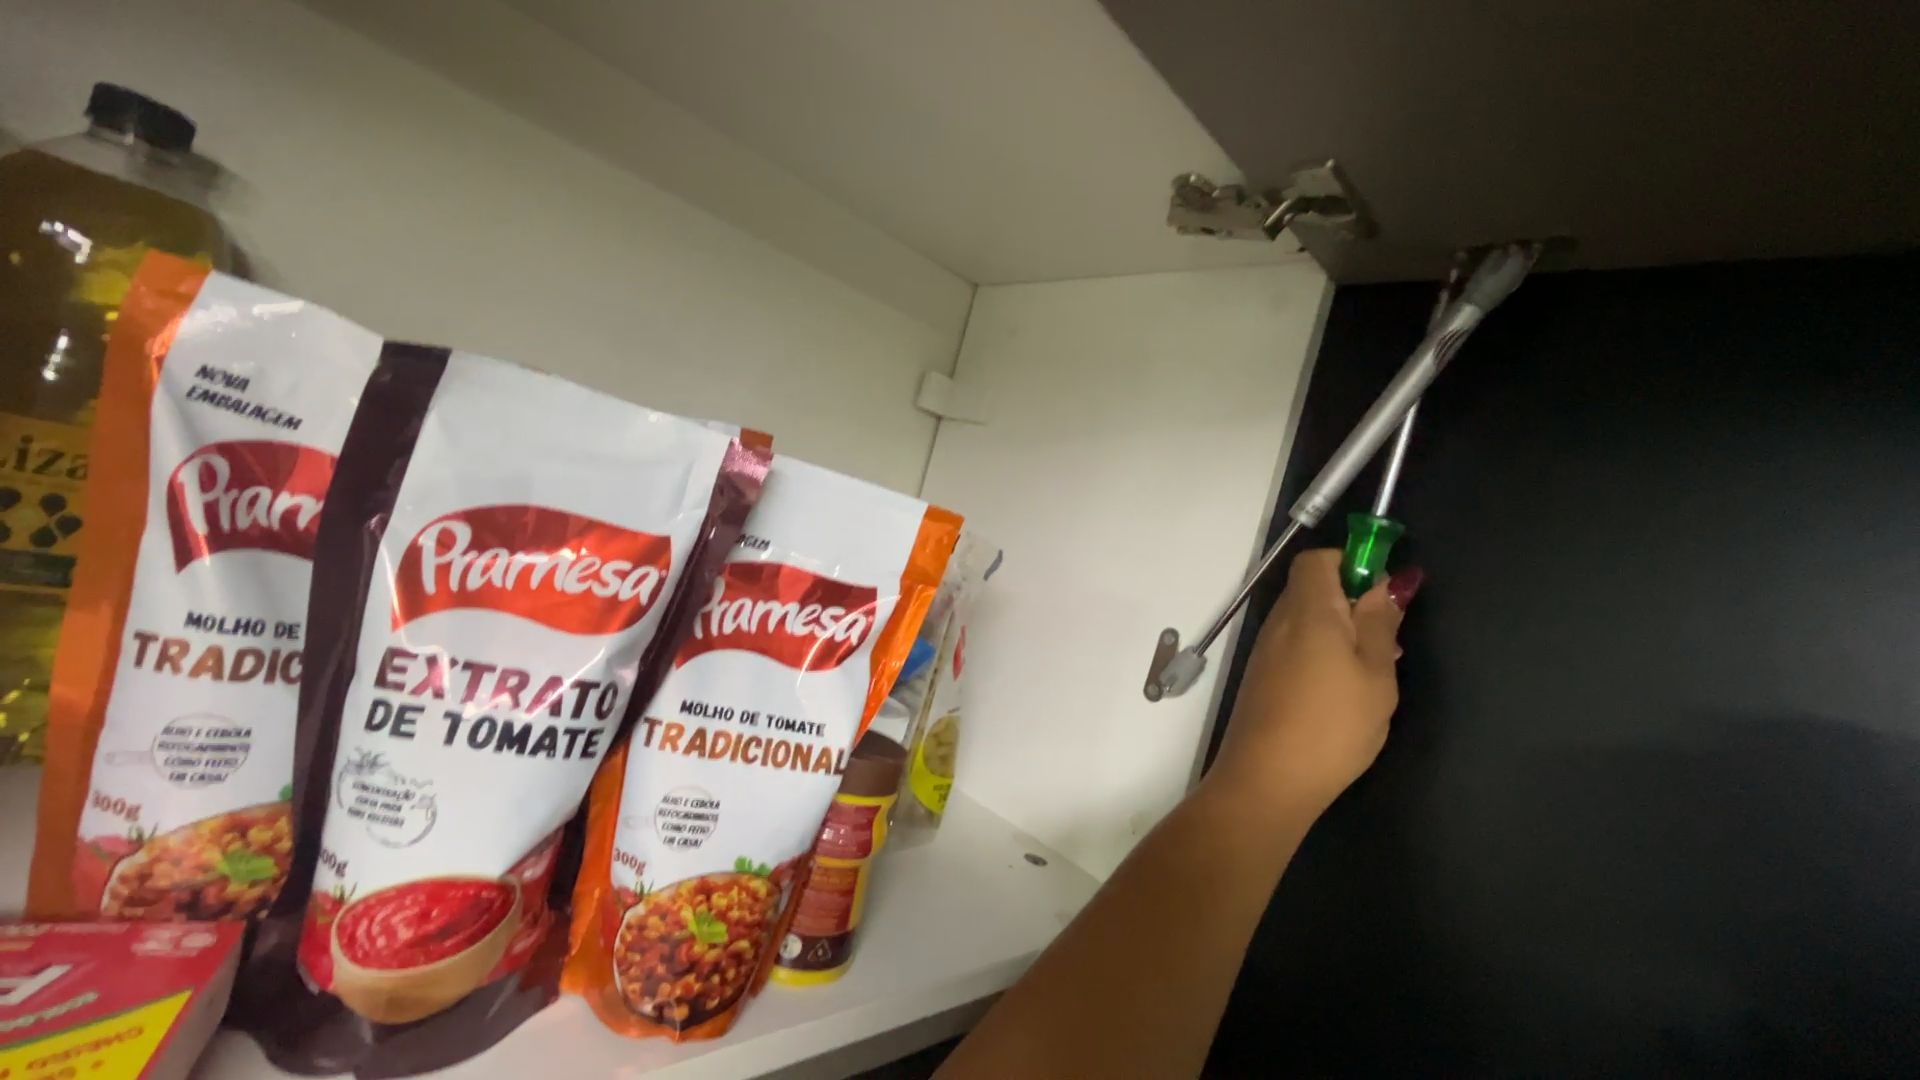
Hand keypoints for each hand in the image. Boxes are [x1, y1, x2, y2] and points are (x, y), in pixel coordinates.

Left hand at [1205, 549, 1417, 819]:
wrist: (1266, 779)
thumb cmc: (1332, 725)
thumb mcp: (1375, 675)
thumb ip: (1380, 624)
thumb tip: (1388, 581)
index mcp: (1308, 610)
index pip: (1317, 560)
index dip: (1351, 563)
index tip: (1384, 591)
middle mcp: (1280, 622)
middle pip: (1312, 587)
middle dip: (1353, 601)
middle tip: (1390, 637)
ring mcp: (1266, 650)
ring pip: (1306, 619)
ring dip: (1341, 630)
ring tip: (1377, 669)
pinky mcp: (1262, 676)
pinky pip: (1296, 645)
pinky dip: (1323, 652)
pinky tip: (1346, 690)